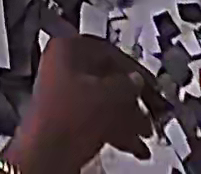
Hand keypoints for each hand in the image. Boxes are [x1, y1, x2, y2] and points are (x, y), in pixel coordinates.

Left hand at [5, 35, 154, 173]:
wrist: (48, 151)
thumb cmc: (70, 115)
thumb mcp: (108, 96)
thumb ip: (127, 84)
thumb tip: (136, 80)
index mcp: (66, 49)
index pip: (104, 50)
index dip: (131, 67)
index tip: (150, 83)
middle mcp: (61, 66)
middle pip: (104, 76)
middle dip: (131, 97)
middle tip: (152, 111)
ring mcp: (62, 91)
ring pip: (102, 99)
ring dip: (127, 116)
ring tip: (146, 133)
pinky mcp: (65, 116)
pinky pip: (95, 116)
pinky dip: (115, 128)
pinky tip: (134, 145)